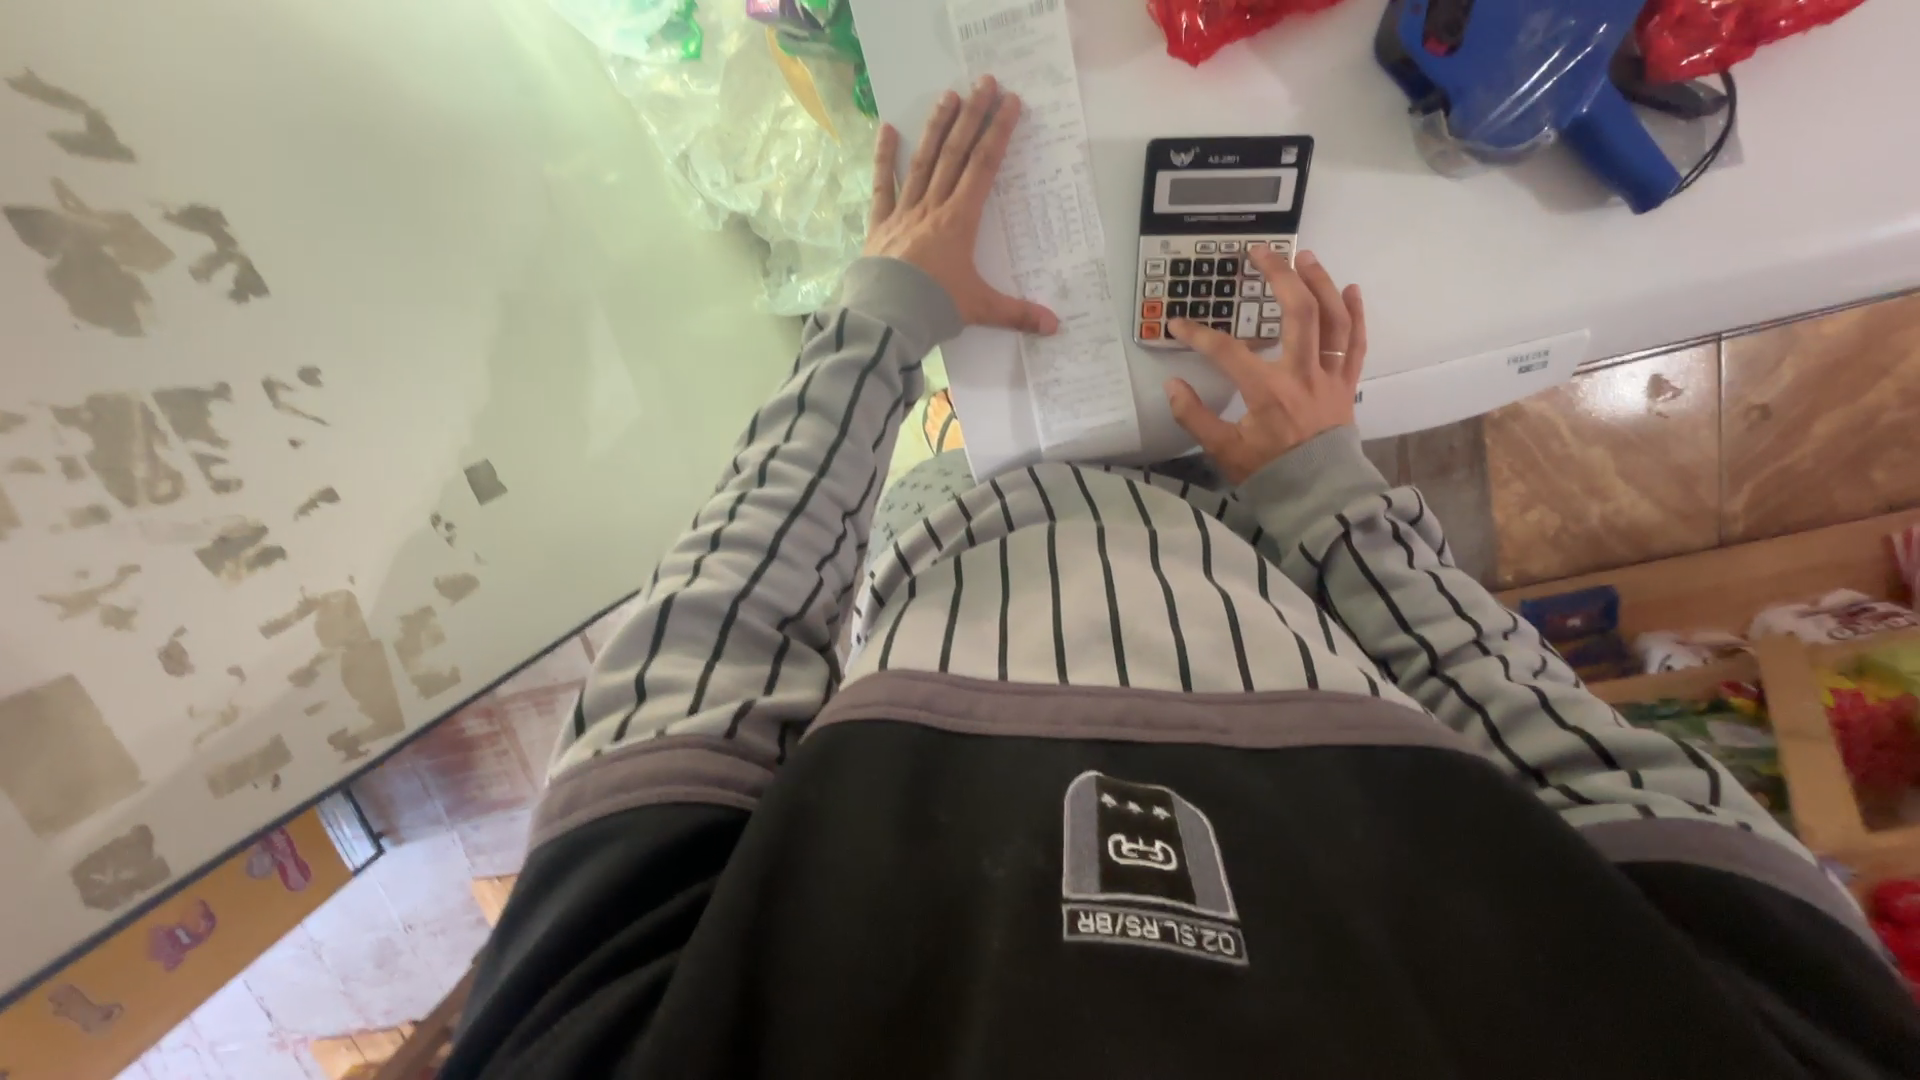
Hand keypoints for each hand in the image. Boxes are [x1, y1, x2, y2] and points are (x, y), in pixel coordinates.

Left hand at [866, 77, 1058, 335]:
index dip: (998, 133)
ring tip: (948, 96)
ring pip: (922, 161)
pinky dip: (884, 158)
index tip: (1010, 103)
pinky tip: (887, 129)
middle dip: (972, 117)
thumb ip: (1016, 314)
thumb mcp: (979, 309)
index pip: (983, 167)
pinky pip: (882, 186)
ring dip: (936, 128)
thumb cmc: (934, 308)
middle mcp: (932, 207)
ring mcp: (904, 213)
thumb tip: (1054, 326)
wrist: (887, 316)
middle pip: (954, 154)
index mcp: (959, 221)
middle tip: (983, 83)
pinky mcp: (880, 225)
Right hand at [1163, 249, 1366, 484]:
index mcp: (1268, 391)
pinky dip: (1355, 313)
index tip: (1178, 324)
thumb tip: (1173, 386)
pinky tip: (1348, 288)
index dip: (1198, 335)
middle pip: (1298, 312)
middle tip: (1261, 254)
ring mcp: (1330, 377)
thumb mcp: (1222, 450)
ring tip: (1305, 258)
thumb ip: (1194, 417)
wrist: (1317, 494)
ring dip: (1320, 283)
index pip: (1227, 352)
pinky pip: (1356, 342)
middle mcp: (1302, 375)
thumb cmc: (1268, 472)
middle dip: (1279, 277)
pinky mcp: (1346, 383)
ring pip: (1333, 318)